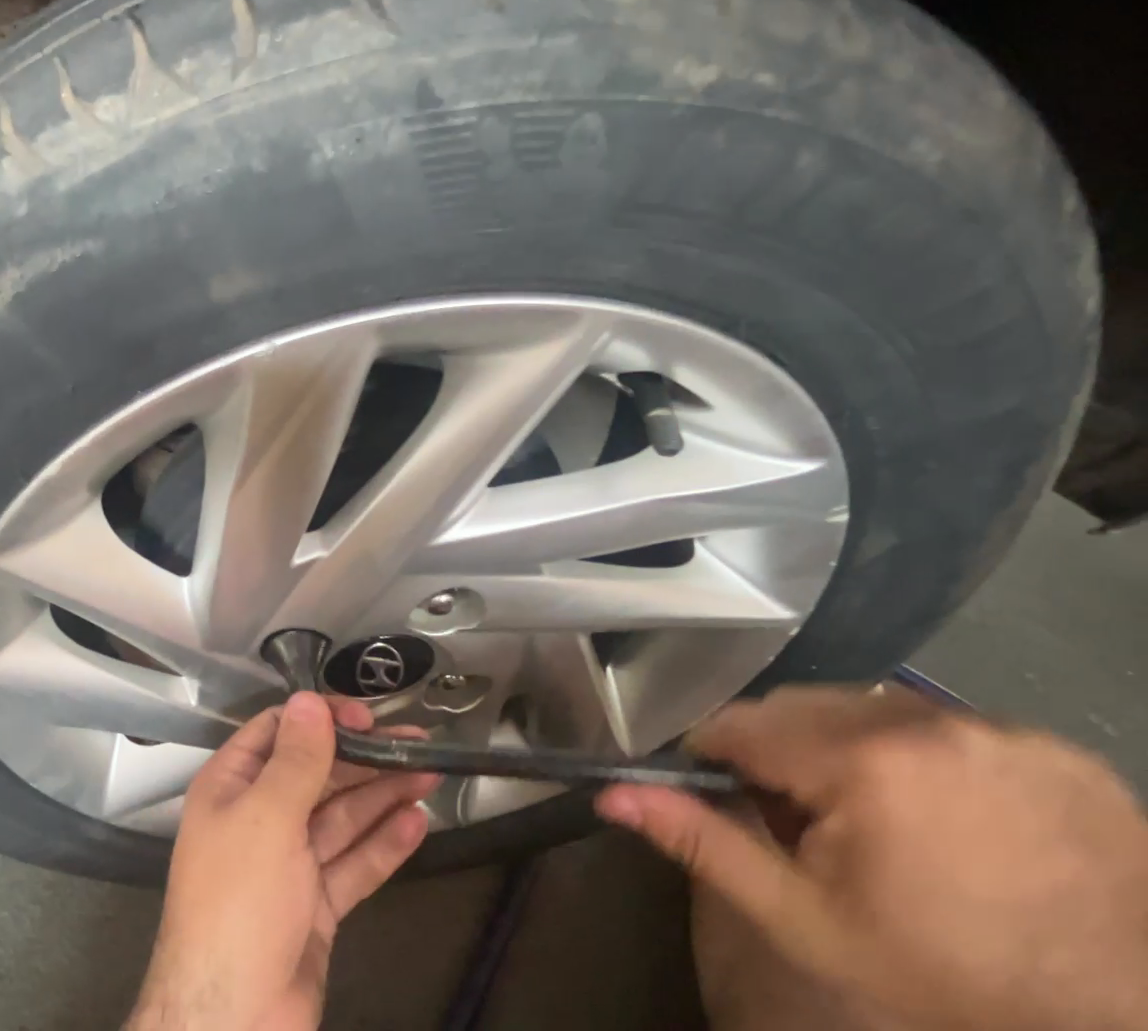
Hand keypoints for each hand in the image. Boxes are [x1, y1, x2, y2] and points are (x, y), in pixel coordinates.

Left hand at [125, 692, 436, 1030]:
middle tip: (418, 745)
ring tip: (429, 776)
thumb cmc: (238, 903)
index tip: (367, 716)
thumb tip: (309, 699)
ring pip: (340, 820)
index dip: (320, 720)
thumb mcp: (266, 818)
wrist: (233, 1017)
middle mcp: (257, 820)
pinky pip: (352, 865)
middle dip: (364, 759)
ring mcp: (287, 866)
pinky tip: (416, 824)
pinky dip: (383, 846)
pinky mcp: (314, 906)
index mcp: (230, 789)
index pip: (276, 735)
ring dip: (382, 797)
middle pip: (316, 776)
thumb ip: (296, 760)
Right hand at [597, 685, 1147, 1030]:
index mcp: (860, 762)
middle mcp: (932, 724)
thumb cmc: (931, 972)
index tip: (726, 796)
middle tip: (802, 822)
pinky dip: (925, 755)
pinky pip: (953, 726)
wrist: (1113, 1026)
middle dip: (782, 752)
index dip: (717, 758)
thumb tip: (611, 793)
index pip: (742, 724)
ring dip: (849, 748)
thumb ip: (699, 842)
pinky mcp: (1062, 751)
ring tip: (876, 820)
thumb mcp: (798, 918)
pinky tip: (948, 816)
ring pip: (875, 709)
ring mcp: (1007, 733)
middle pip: (805, 708)